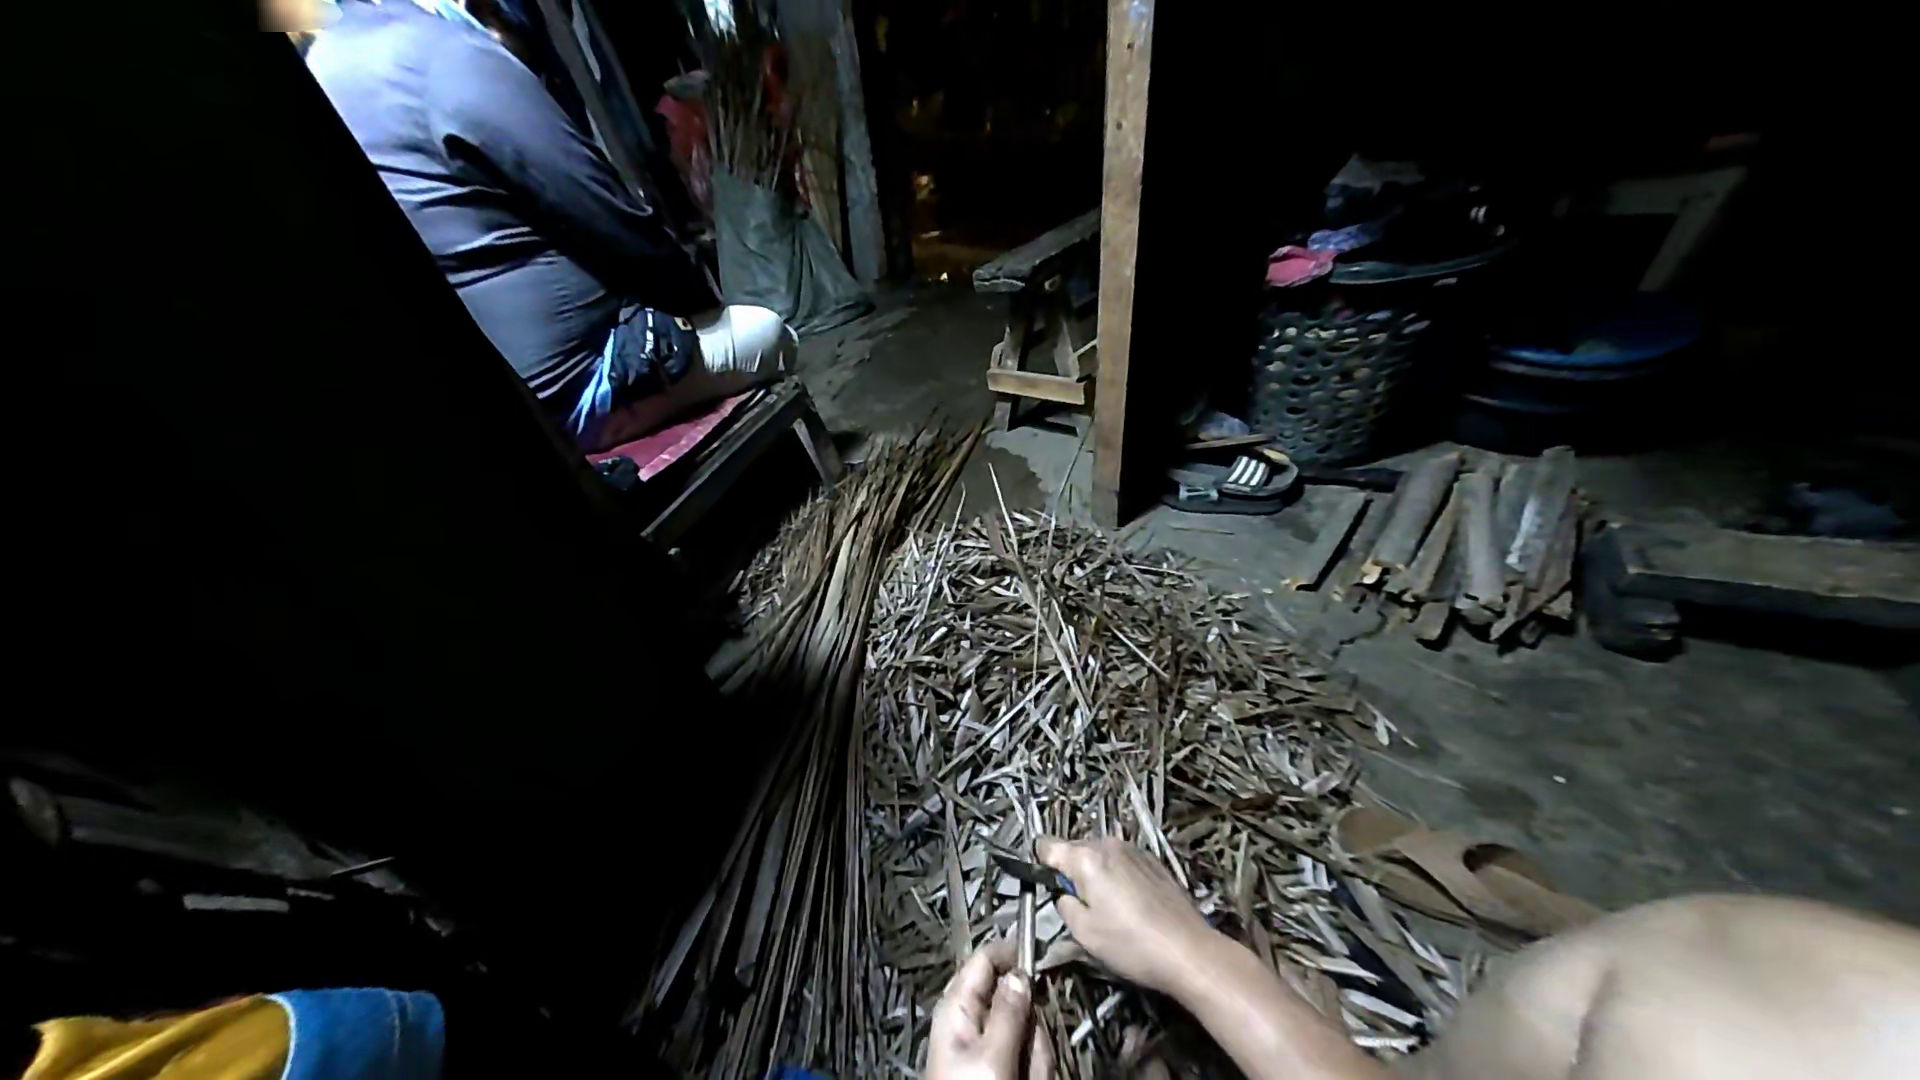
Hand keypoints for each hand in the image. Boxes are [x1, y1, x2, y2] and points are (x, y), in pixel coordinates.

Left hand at [928, 939, 1054, 1079]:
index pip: (985, 959)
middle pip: (1015, 999)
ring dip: (1035, 1056)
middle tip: (1027, 1054)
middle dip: (1030, 1025)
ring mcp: (987, 1046)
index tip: (1042, 960)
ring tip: (1025, 1078)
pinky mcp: (1000, 1068)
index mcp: (957, 1006)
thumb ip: (1007, 1012)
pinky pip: (1029, 1058)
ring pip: (1028, 1031)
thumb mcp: (989, 1058)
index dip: (1012, 954)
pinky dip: (1035, 1072)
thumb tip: (1020, 971)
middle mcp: (971, 1019)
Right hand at [1037, 835, 1218, 995]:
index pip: (1047, 846)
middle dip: (1072, 871)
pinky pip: (1123, 861)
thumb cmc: (1131, 944)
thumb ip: (1064, 906)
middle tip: (1082, 906)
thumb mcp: (1085, 933)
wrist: (1189, 951)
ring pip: (1101, 855)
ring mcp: (1133, 849)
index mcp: (1085, 858)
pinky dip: (1119, 875)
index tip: (1047, 883)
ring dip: (1097, 873)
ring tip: (1110, 908)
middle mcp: (1107, 844)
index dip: (1041, 863)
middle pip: (1076, 849)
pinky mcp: (1153, 860)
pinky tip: (1132, 904)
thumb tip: (1064, 894)